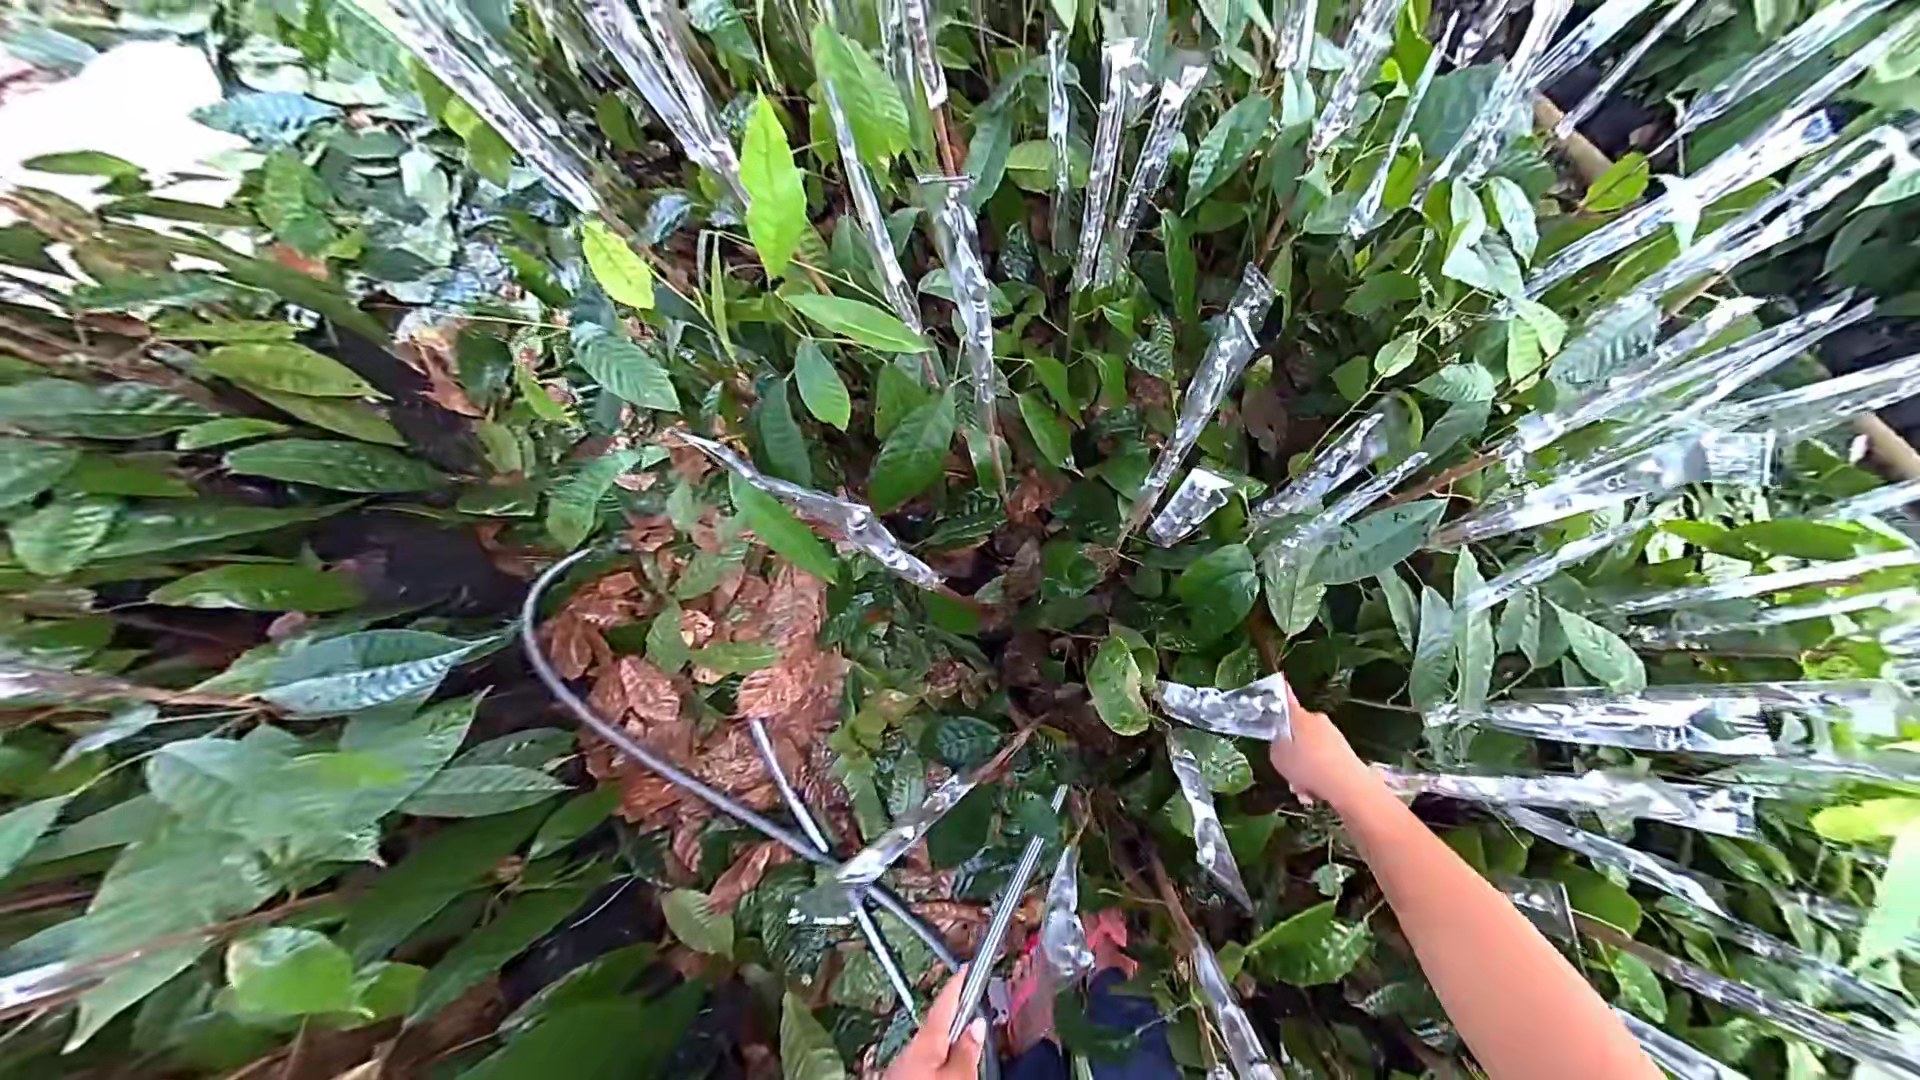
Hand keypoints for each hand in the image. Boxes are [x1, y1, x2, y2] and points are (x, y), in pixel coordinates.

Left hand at [883, 968, 987, 1079]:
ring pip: (930, 1044)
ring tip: (964, 1043)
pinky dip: (936, 1060)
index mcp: (927, 1039)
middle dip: (955, 1013)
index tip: (967, 965)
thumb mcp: (956, 1078)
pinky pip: (922, 1062)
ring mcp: (901, 1065)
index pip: (946, 999)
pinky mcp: (898, 1078)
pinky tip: (943, 1069)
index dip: (959, 981)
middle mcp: (911, 1047)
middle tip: (971, 1000)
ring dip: (947, 1040)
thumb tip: (978, 1024)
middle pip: (937, 1022)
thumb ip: (967, 1051)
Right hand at [1268, 678, 1381, 812]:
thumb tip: (1281, 742)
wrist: (1350, 788)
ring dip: (1305, 764)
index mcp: (1299, 716)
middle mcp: (1318, 720)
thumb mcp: (1278, 757)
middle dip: (1292, 747)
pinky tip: (1316, 791)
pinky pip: (1324, 758)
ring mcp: (1334, 735)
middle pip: (1298, 729)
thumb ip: (1275, 746)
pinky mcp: (1346, 751)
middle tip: (1287, 767)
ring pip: (1311, 746)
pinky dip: (1318, 771)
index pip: (1286, 698)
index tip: (1278, 682)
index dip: (1280, 692)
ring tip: (1303, 788)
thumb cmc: (1309, 767)